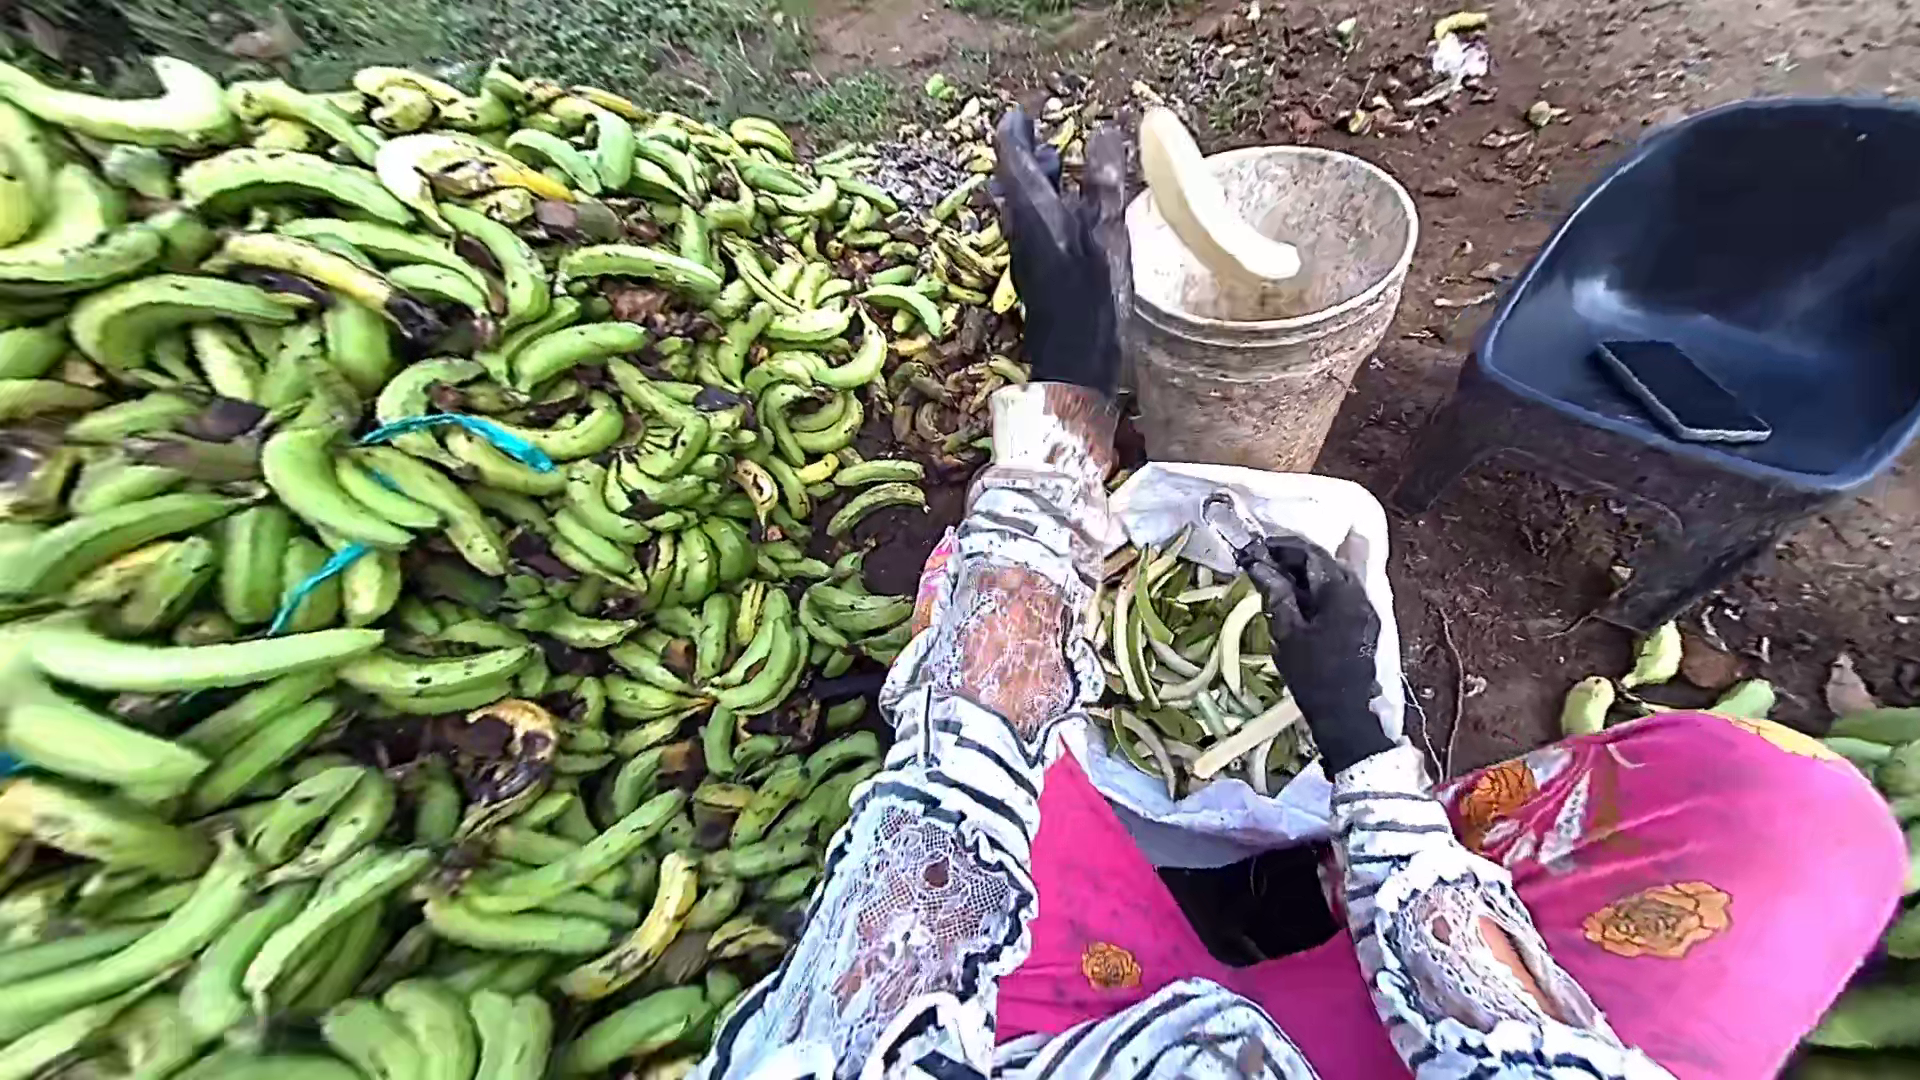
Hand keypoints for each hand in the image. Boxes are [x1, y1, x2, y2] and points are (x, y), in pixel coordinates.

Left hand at [992, 107, 1128, 395]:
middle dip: (1029, 156)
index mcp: (1033, 212)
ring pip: (1023, 209)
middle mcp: (1020, 232)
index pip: (1010, 155)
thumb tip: (1102, 131)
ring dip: (1039, 185)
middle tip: (1049, 138)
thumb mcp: (1107, 234)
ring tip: (1062, 169)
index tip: (1027, 113)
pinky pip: (1035, 231)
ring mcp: (1026, 257)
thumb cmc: (1092, 302)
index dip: (1017, 129)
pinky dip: (1049, 213)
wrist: (1074, 366)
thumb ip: (1103, 181)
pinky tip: (1074, 218)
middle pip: (1014, 182)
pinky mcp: (1036, 278)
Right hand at [1242, 532, 1393, 774]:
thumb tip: (1257, 564)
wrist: (1344, 713)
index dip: (1280, 547)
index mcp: (1340, 593)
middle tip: (1258, 561)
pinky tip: (1291, 597)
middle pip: (1324, 562)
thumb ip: (1275, 593)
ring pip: (1330, 577)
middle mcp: (1358, 594)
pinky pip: (1335, 594)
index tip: (1253, 548)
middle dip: (1290, 557)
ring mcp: (1363, 608)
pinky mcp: (1361, 622)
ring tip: (1270, 576)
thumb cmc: (1312, 673)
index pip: (1311, 554)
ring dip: (1301, 573)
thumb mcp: (1286, 631)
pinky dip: (1312, 588)